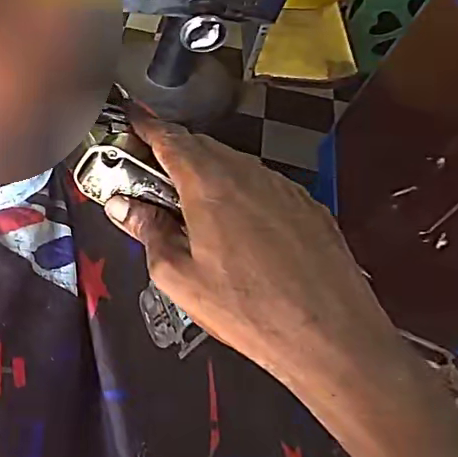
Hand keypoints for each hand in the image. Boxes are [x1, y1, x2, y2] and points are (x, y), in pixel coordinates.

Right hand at [102, 112, 406, 397]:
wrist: (334, 340)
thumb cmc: (248, 310)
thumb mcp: (177, 275)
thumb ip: (147, 232)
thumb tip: (123, 207)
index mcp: (210, 186)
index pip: (170, 139)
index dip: (146, 125)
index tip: (132, 116)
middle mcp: (249, 176)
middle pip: (201, 146)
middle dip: (171, 151)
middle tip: (148, 173)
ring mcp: (284, 190)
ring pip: (233, 164)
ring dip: (204, 171)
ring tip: (186, 203)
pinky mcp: (308, 209)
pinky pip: (261, 184)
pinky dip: (236, 189)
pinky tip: (231, 224)